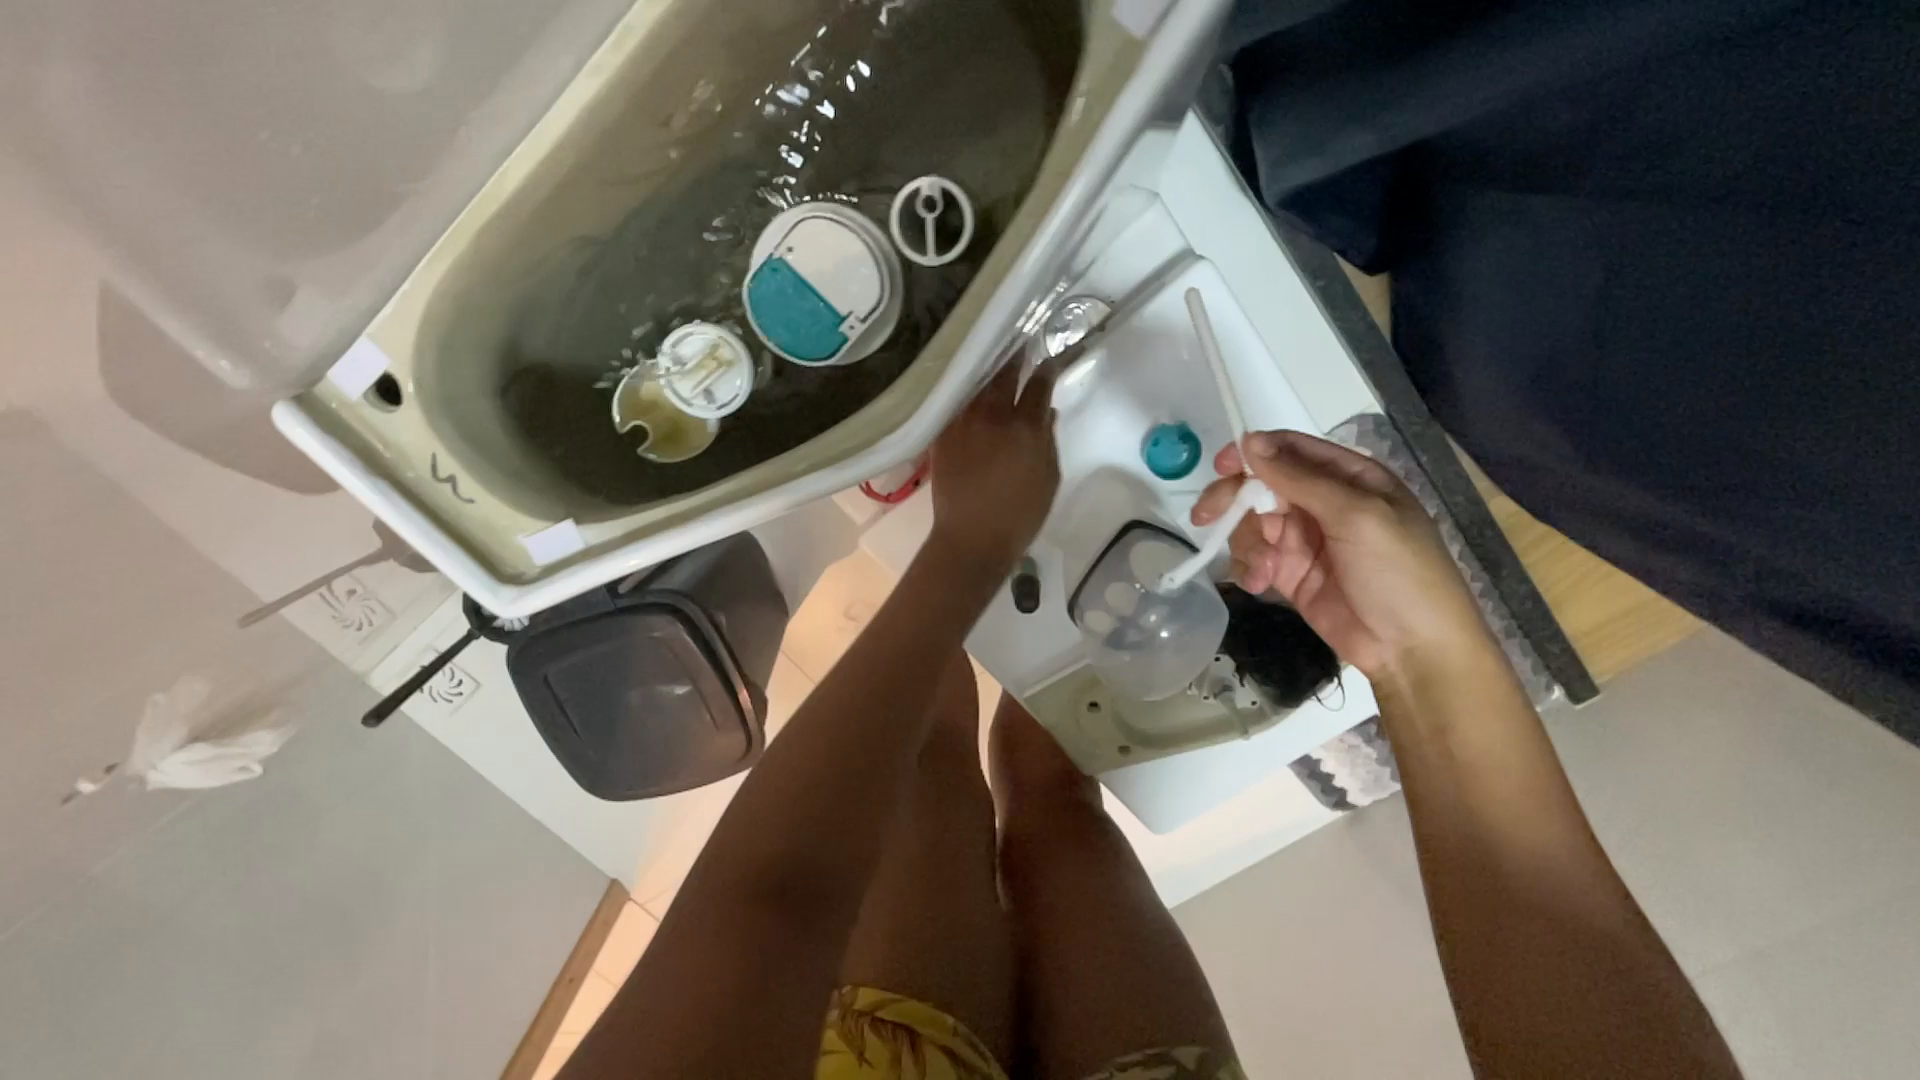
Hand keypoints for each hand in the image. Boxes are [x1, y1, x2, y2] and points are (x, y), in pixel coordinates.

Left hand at [929, 353, 1059, 567]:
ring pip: (975, 384)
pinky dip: (964, 390)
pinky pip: (955, 403)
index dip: (1047, 368)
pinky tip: (969, 384)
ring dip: (986, 368)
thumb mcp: (1048, 478)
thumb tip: (1046, 411)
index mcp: (1025, 428)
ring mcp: (963, 424)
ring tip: (993, 355)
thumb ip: (1048, 440)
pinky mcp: (942, 435)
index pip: (1039, 385)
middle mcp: (992, 417)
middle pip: (1003, 375)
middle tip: (1019, 341)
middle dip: (1013, 356)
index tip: (1050, 358)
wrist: (972, 539)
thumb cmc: (1020, 516)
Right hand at [1191, 430, 1489, 681]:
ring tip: (1262, 570)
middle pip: (1262, 486)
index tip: (1221, 468)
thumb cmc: (1399, 571)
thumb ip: (1300, 478)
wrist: (1412, 648)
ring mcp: (1305, 540)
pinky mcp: (1290, 575)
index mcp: (1349, 478)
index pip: (1290, 450)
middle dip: (1233, 501)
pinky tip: (1260, 584)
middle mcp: (1323, 503)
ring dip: (1246, 543)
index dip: (1252, 454)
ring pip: (1252, 524)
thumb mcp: (1356, 515)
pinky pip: (1253, 559)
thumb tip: (1249, 441)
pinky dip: (1248, 568)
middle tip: (1207, 518)